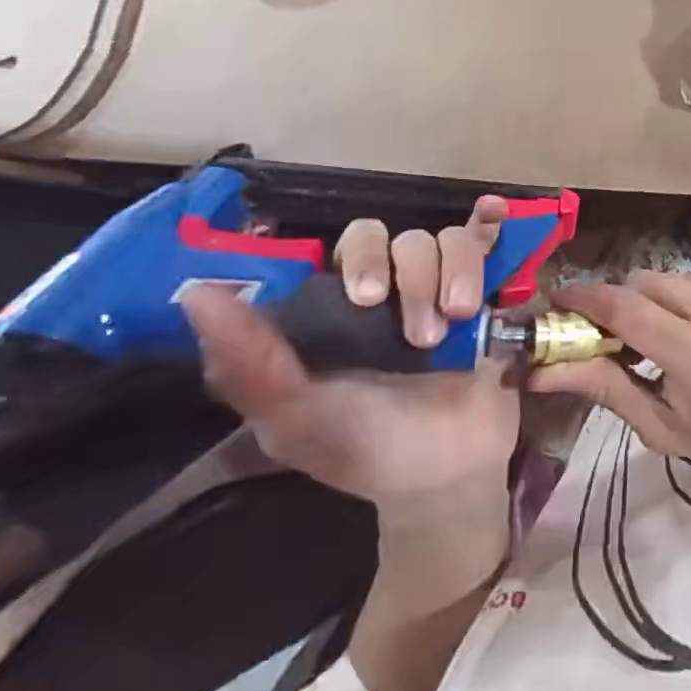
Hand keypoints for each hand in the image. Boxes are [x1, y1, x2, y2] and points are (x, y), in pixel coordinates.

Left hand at [181, 197, 518, 513]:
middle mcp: (389, 288)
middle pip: (396, 237)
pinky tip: (494, 212)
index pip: (344, 249)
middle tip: (417, 334)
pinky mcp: (485, 295)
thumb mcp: (295, 419)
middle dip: (410, 276)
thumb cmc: (361, 448)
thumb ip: (250, 366)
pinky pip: (486, 244)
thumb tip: (196, 295)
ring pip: (444, 241)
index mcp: (338, 306)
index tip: (368, 297)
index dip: (359, 258)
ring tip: (457, 325)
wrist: (442, 478)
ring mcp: (438, 288)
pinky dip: (490, 223)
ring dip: (454, 274)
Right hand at [534, 264, 690, 506]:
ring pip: (652, 278)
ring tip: (650, 338)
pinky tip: (684, 323)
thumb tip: (543, 372)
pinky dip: (667, 296)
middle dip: (609, 307)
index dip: (580, 301)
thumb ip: (605, 390)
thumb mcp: (664, 427)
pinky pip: (677, 276)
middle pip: (632, 286)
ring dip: (639, 303)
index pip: (623, 310)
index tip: (551, 305)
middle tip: (603, 338)